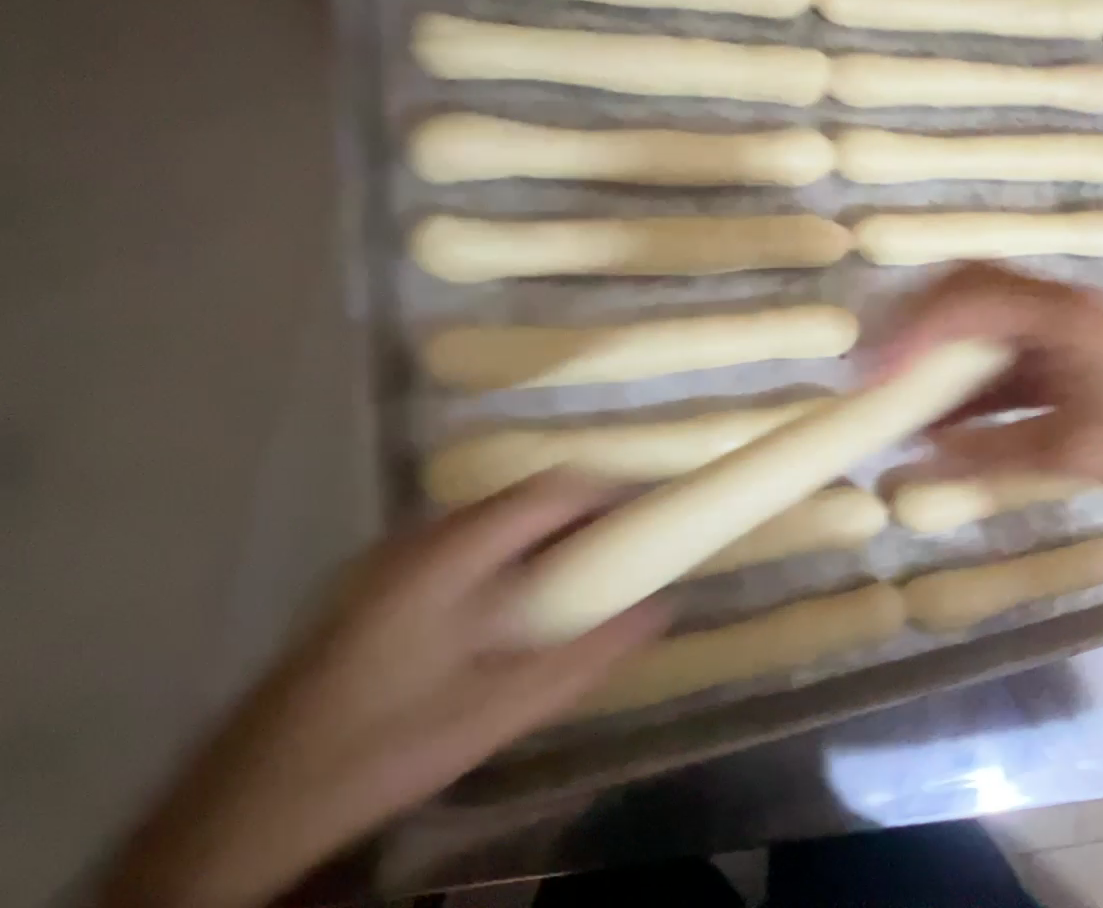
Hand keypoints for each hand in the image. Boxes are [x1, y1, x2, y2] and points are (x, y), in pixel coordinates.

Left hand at [96, 474, 670, 907]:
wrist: (253, 801)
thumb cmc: (388, 746)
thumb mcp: (502, 709)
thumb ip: (589, 655)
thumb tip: (662, 609)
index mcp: (451, 557)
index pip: (550, 489)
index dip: (607, 489)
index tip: (649, 509)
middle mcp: (416, 542)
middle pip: (519, 499)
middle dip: (578, 515)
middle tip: (623, 548)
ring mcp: (386, 561)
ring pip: (486, 521)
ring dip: (539, 535)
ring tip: (580, 573)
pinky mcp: (370, 586)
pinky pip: (458, 544)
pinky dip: (502, 554)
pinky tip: (512, 605)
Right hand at [871, 263, 1102, 514]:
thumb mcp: (1074, 453)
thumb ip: (992, 451)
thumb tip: (920, 455)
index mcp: (1064, 314)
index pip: (970, 301)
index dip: (914, 332)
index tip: (875, 370)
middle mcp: (1060, 309)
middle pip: (972, 292)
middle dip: (919, 324)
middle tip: (877, 362)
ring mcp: (1065, 333)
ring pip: (985, 327)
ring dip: (943, 358)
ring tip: (898, 396)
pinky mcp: (1069, 361)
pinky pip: (1006, 362)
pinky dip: (972, 387)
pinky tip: (943, 423)